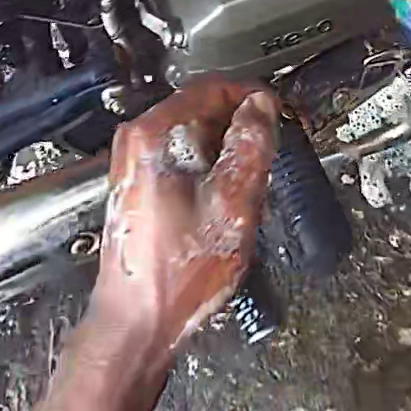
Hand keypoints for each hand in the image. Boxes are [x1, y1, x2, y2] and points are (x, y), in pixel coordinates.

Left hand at [90, 78, 280, 355]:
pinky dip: (209, 162)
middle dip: (239, 122)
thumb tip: (261, 107)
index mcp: (153, 136)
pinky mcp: (138, 183)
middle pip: (198, 108)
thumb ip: (250, 149)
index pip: (208, 89)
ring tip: (253, 170)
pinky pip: (180, 154)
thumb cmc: (177, 274)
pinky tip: (227, 189)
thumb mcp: (231, 206)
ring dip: (226, 144)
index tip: (276, 110)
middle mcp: (137, 141)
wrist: (137, 321)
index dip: (249, 95)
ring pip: (191, 133)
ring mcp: (134, 162)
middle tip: (271, 141)